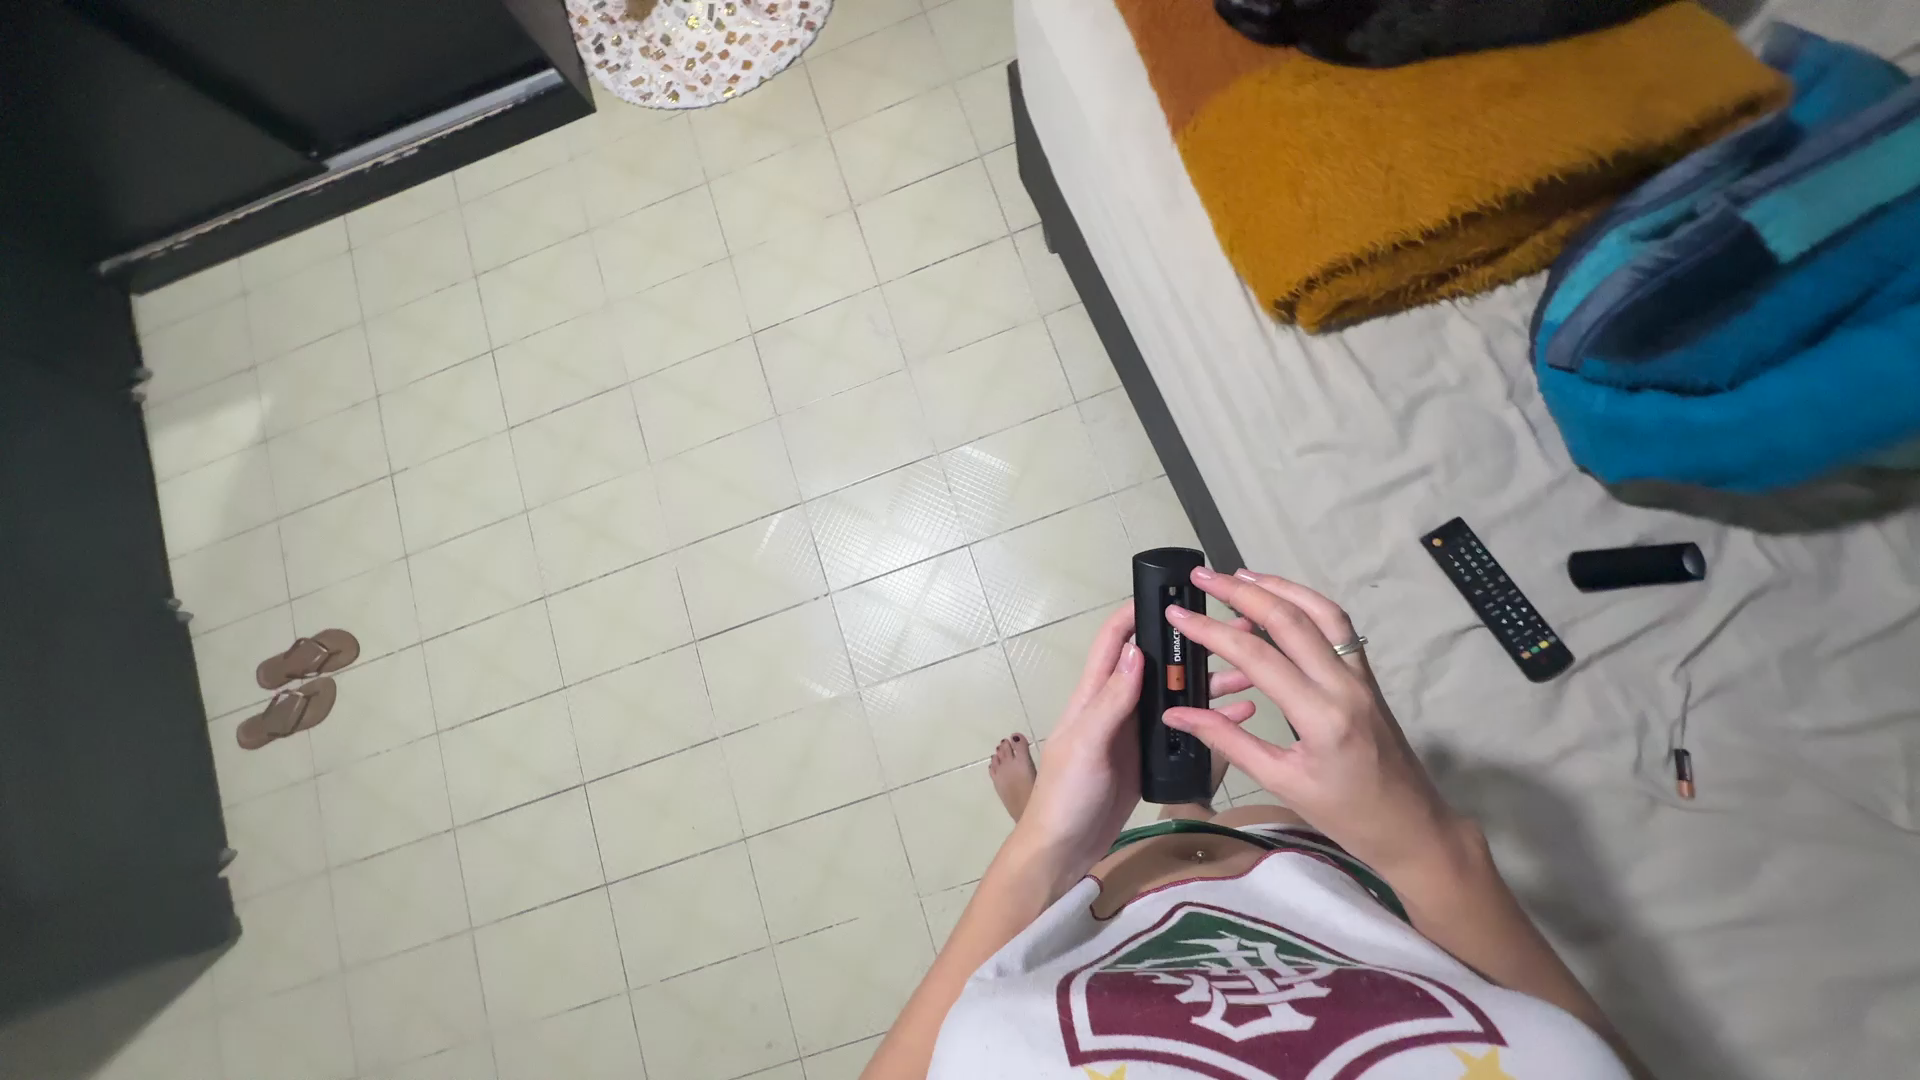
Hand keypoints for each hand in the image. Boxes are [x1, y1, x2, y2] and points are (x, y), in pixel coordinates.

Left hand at [1011, 604, 1256, 884]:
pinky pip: (1185, 729)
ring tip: (1252, 672)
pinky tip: (1240, 714)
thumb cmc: (1067, 793)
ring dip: (1208, 682)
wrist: (1067, 848)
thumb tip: (1138, 651)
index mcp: (1094, 695)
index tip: (1168, 595)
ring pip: (1177, 696)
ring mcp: (1136, 731)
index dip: (1134, 615)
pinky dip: (1211, 718)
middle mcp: (1117, 705)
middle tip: (1233, 632)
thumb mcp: (1086, 744)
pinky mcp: (1152, 757)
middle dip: (1189, 647)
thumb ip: (1110, 701)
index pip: (1114, 643)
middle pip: (1156, 665)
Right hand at [1161, 569, 1470, 882]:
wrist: (1414, 828)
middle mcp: (1343, 684)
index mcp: (1320, 716)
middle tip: (1202, 574)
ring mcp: (1360, 675)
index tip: (1177, 613)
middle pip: (1289, 619)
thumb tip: (1176, 713)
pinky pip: (1337, 626)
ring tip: (1239, 575)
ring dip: (1278, 586)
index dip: (1211, 630)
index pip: (1256, 656)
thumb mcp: (1280, 781)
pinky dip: (1305, 602)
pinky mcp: (1367, 675)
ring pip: (1320, 612)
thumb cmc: (1346, 815)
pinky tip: (1280, 599)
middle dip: (1241, 592)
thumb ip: (1227, 740)